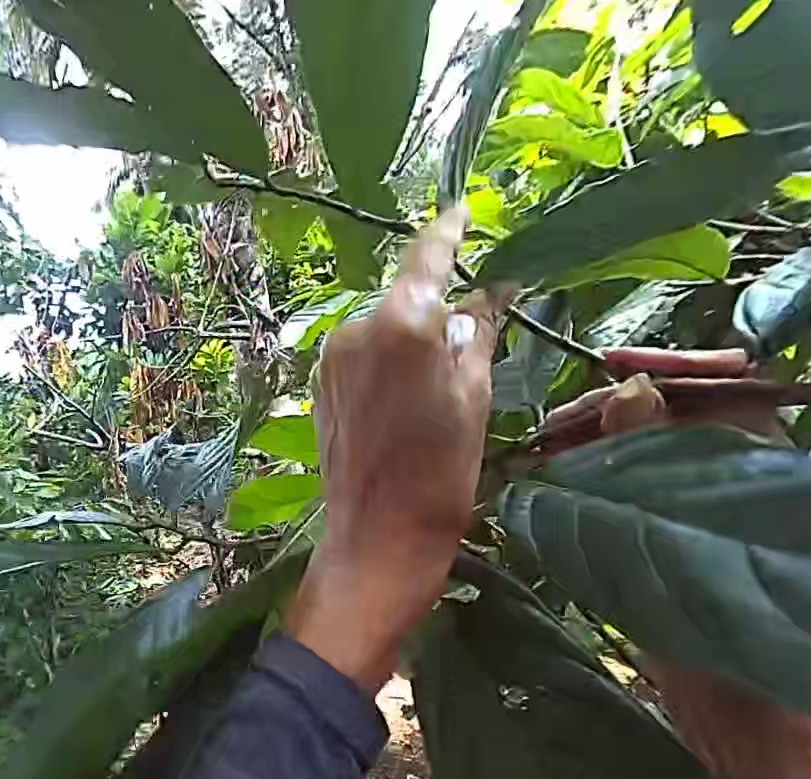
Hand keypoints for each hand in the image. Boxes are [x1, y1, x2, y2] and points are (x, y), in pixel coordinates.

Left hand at [284, 206, 511, 693]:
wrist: (378, 539)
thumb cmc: (441, 475)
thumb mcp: (474, 399)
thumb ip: (478, 334)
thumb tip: (490, 291)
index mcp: (400, 324)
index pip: (429, 255)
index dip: (451, 230)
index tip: (465, 208)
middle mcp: (354, 330)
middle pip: (405, 296)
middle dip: (437, 305)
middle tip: (471, 334)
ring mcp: (330, 359)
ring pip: (382, 327)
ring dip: (411, 337)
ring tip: (436, 386)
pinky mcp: (320, 386)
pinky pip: (363, 354)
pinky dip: (387, 360)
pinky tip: (404, 400)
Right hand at [552, 347, 810, 778]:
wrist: (743, 726)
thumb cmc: (740, 656)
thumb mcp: (696, 565)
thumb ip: (665, 476)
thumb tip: (631, 391)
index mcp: (770, 471)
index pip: (725, 382)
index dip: (668, 364)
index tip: (606, 370)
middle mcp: (740, 472)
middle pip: (674, 407)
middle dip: (608, 407)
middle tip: (548, 433)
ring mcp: (704, 501)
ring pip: (646, 442)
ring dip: (592, 440)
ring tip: (540, 455)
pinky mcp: (674, 529)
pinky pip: (630, 479)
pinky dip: (591, 473)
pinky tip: (553, 484)